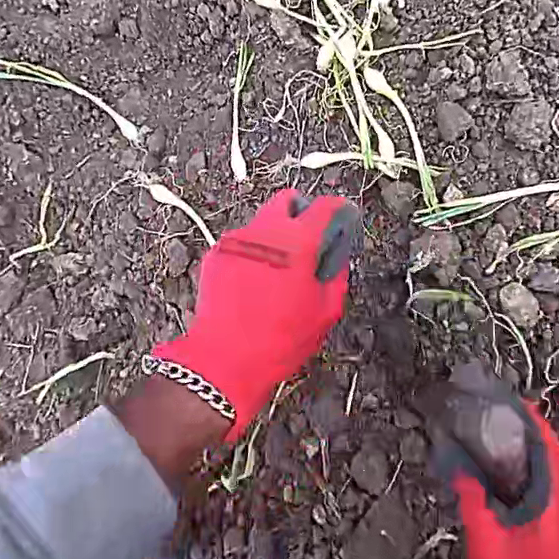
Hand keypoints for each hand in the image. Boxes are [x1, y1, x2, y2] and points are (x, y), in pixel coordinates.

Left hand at [152, 189, 359, 440]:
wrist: (224, 358)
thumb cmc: (279, 339)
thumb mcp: (325, 312)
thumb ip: (335, 277)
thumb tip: (335, 261)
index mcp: (299, 242)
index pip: (325, 207)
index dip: (338, 208)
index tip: (342, 215)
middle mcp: (267, 231)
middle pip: (287, 200)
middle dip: (301, 211)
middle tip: (309, 237)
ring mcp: (238, 240)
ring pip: (262, 221)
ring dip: (275, 235)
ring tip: (280, 270)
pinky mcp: (216, 254)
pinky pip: (242, 242)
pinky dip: (254, 252)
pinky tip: (256, 282)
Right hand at [449, 403, 558, 558]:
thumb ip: (473, 506)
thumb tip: (459, 468)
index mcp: (558, 476)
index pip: (530, 419)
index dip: (499, 407)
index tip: (472, 404)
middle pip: (537, 442)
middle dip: (505, 443)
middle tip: (473, 455)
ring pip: (550, 464)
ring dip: (523, 468)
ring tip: (492, 486)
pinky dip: (541, 485)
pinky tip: (521, 511)